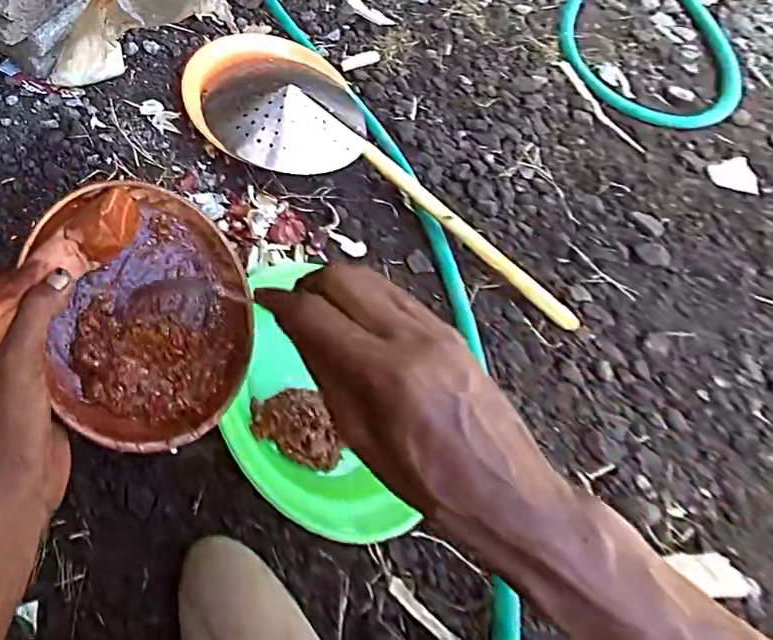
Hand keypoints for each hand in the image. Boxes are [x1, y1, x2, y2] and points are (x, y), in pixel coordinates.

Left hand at [0, 257, 73, 523]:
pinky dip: (71, 340)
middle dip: (40, 288)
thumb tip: (58, 275)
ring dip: (57, 312)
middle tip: (73, 269)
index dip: (18, 273)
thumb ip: (35, 314)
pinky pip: (56, 357)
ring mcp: (21, 374)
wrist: (18, 485)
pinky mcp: (44, 394)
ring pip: (38, 331)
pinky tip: (92, 333)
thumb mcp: (18, 359)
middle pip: (17, 309)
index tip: (51, 257)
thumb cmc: (8, 422)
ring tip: (86, 292)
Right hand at [260, 266, 770, 639]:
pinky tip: (356, 318)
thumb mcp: (360, 435)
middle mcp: (410, 337)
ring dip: (334, 284)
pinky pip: (392, 292)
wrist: (512, 495)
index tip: (261, 300)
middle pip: (339, 277)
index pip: (313, 312)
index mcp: (384, 372)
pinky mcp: (447, 327)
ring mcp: (434, 327)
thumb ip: (324, 371)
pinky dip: (363, 294)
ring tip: (320, 308)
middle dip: (305, 283)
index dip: (278, 301)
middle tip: (291, 304)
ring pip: (366, 276)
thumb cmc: (428, 481)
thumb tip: (293, 327)